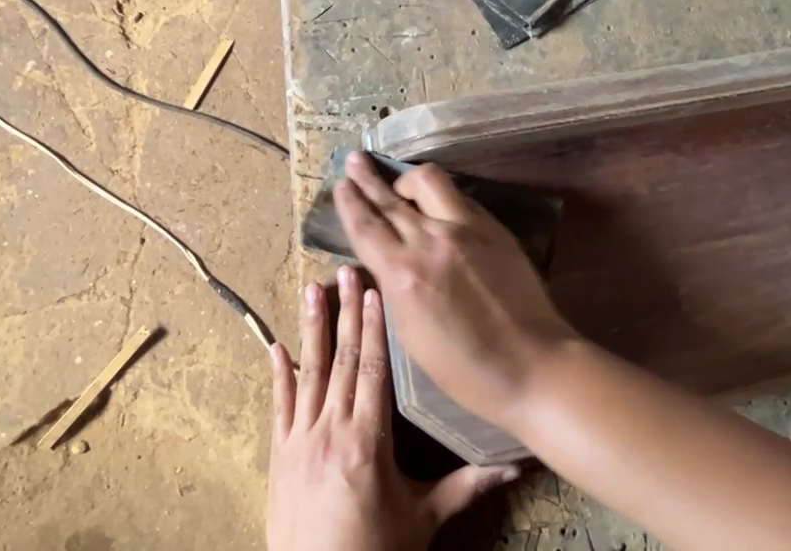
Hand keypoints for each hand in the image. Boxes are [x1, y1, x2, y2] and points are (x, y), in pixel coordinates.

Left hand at [267, 265, 518, 550]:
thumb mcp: (423, 521)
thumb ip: (466, 486)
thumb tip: (516, 466)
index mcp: (367, 440)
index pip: (372, 369)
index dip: (374, 326)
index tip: (375, 289)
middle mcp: (330, 431)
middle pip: (341, 359)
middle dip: (346, 311)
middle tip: (346, 270)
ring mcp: (299, 442)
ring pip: (308, 373)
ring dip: (310, 328)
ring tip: (311, 289)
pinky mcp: (279, 458)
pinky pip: (278, 408)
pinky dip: (278, 375)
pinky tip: (275, 346)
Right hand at [332, 152, 579, 427]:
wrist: (529, 363)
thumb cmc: (462, 367)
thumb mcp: (409, 332)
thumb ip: (393, 286)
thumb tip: (384, 258)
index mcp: (402, 274)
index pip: (366, 226)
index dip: (349, 203)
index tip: (340, 185)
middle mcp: (430, 240)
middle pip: (391, 198)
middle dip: (368, 179)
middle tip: (355, 161)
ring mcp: (464, 227)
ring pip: (428, 181)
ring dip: (407, 178)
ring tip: (399, 179)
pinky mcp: (492, 226)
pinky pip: (458, 196)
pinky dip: (440, 194)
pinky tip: (436, 199)